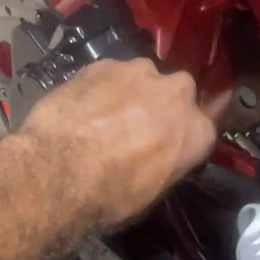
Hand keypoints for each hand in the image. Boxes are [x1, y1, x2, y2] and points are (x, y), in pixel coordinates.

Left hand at [12, 58, 218, 231]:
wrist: (58, 171)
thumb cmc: (110, 197)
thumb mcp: (150, 196)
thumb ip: (165, 165)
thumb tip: (157, 159)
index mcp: (197, 131)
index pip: (200, 131)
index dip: (180, 142)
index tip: (165, 153)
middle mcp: (177, 92)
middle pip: (175, 98)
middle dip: (159, 111)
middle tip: (134, 136)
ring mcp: (140, 71)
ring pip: (141, 82)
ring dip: (129, 98)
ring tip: (103, 124)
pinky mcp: (104, 62)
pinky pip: (110, 76)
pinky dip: (101, 91)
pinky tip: (83, 113)